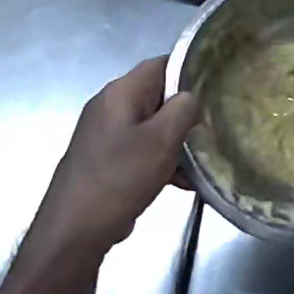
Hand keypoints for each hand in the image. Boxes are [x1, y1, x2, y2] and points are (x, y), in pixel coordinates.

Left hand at [23, 57, 200, 266]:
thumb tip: (191, 97)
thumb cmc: (121, 177)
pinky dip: (162, 159)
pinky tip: (183, 182)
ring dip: (177, 141)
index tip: (217, 86)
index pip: (161, 64)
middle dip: (187, 112)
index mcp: (121, 92)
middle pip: (158, 96)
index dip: (190, 69)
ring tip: (202, 160)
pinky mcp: (106, 159)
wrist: (76, 229)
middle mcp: (110, 106)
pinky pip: (141, 149)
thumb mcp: (162, 139)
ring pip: (152, 125)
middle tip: (214, 126)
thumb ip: (183, 109)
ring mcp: (105, 134)